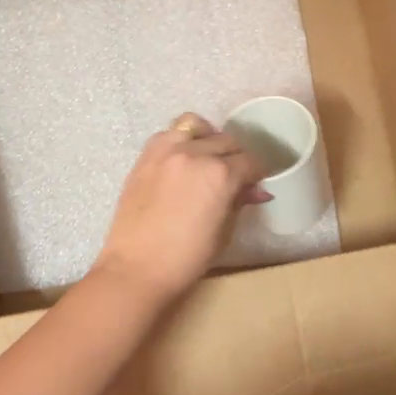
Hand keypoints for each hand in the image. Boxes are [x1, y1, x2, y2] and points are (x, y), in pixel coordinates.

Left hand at [92, 114, 270, 302]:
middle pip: (226, 142)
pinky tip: (184, 159)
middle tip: (237, 177)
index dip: (258, 173)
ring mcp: (166, 150)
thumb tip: (257, 191)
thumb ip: (239, 203)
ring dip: (209, 139)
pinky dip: (182, 140)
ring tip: (209, 158)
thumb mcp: (223, 232)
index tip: (257, 184)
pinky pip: (169, 133)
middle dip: (237, 158)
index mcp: (220, 174)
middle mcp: (195, 153)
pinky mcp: (145, 156)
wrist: (137, 267)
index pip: (250, 162)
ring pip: (196, 126)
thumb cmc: (187, 259)